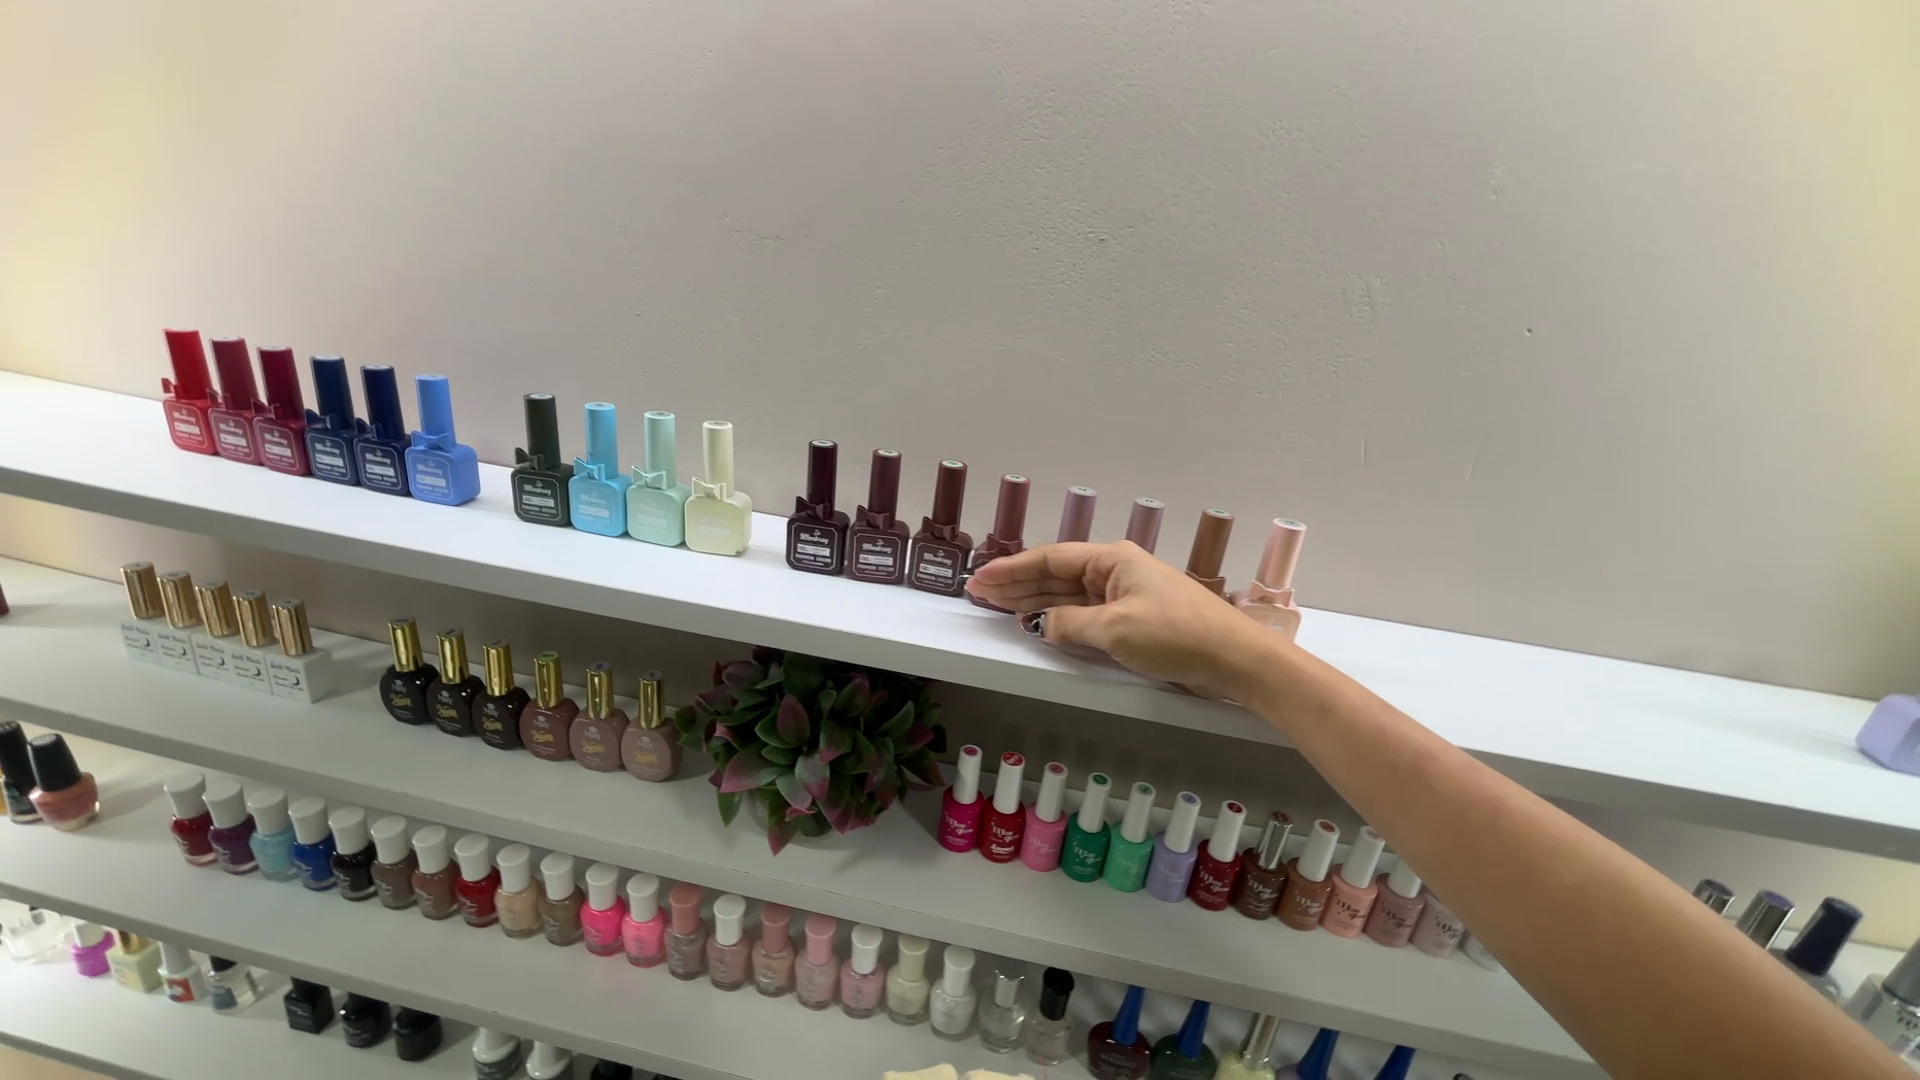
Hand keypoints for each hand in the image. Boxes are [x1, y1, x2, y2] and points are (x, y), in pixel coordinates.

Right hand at [965, 541, 1272, 698]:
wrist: (1234, 658)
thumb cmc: (1178, 635)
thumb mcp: (1116, 630)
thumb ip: (1070, 625)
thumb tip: (1042, 624)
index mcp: (1111, 560)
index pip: (1050, 559)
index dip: (1011, 569)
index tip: (980, 577)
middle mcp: (1114, 572)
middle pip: (1055, 574)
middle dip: (1015, 583)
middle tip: (978, 592)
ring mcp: (1123, 595)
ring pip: (1067, 595)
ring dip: (1032, 600)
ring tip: (995, 603)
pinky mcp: (1132, 619)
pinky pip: (1084, 613)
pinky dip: (1058, 617)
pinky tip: (1037, 622)